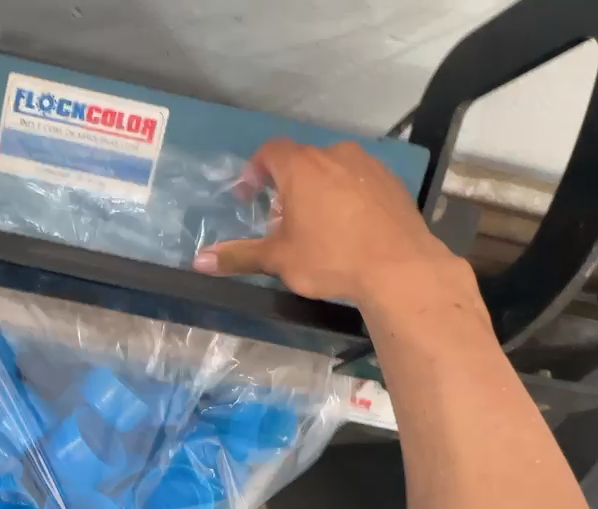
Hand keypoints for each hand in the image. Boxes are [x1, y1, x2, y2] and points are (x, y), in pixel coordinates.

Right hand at [193, 139, 454, 305]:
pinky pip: (357, 182)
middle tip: (279, 222)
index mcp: (303, 168)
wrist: (397, 266)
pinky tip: (345, 229)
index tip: (248, 196)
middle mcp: (336, 156)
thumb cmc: (329, 258)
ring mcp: (368, 166)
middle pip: (302, 162)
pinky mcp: (391, 182)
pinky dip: (343, 198)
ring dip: (316, 192)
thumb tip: (199, 262)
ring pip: (331, 171)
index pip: (270, 152)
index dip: (254, 171)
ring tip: (313, 228)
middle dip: (285, 188)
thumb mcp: (278, 259)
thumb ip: (239, 256)